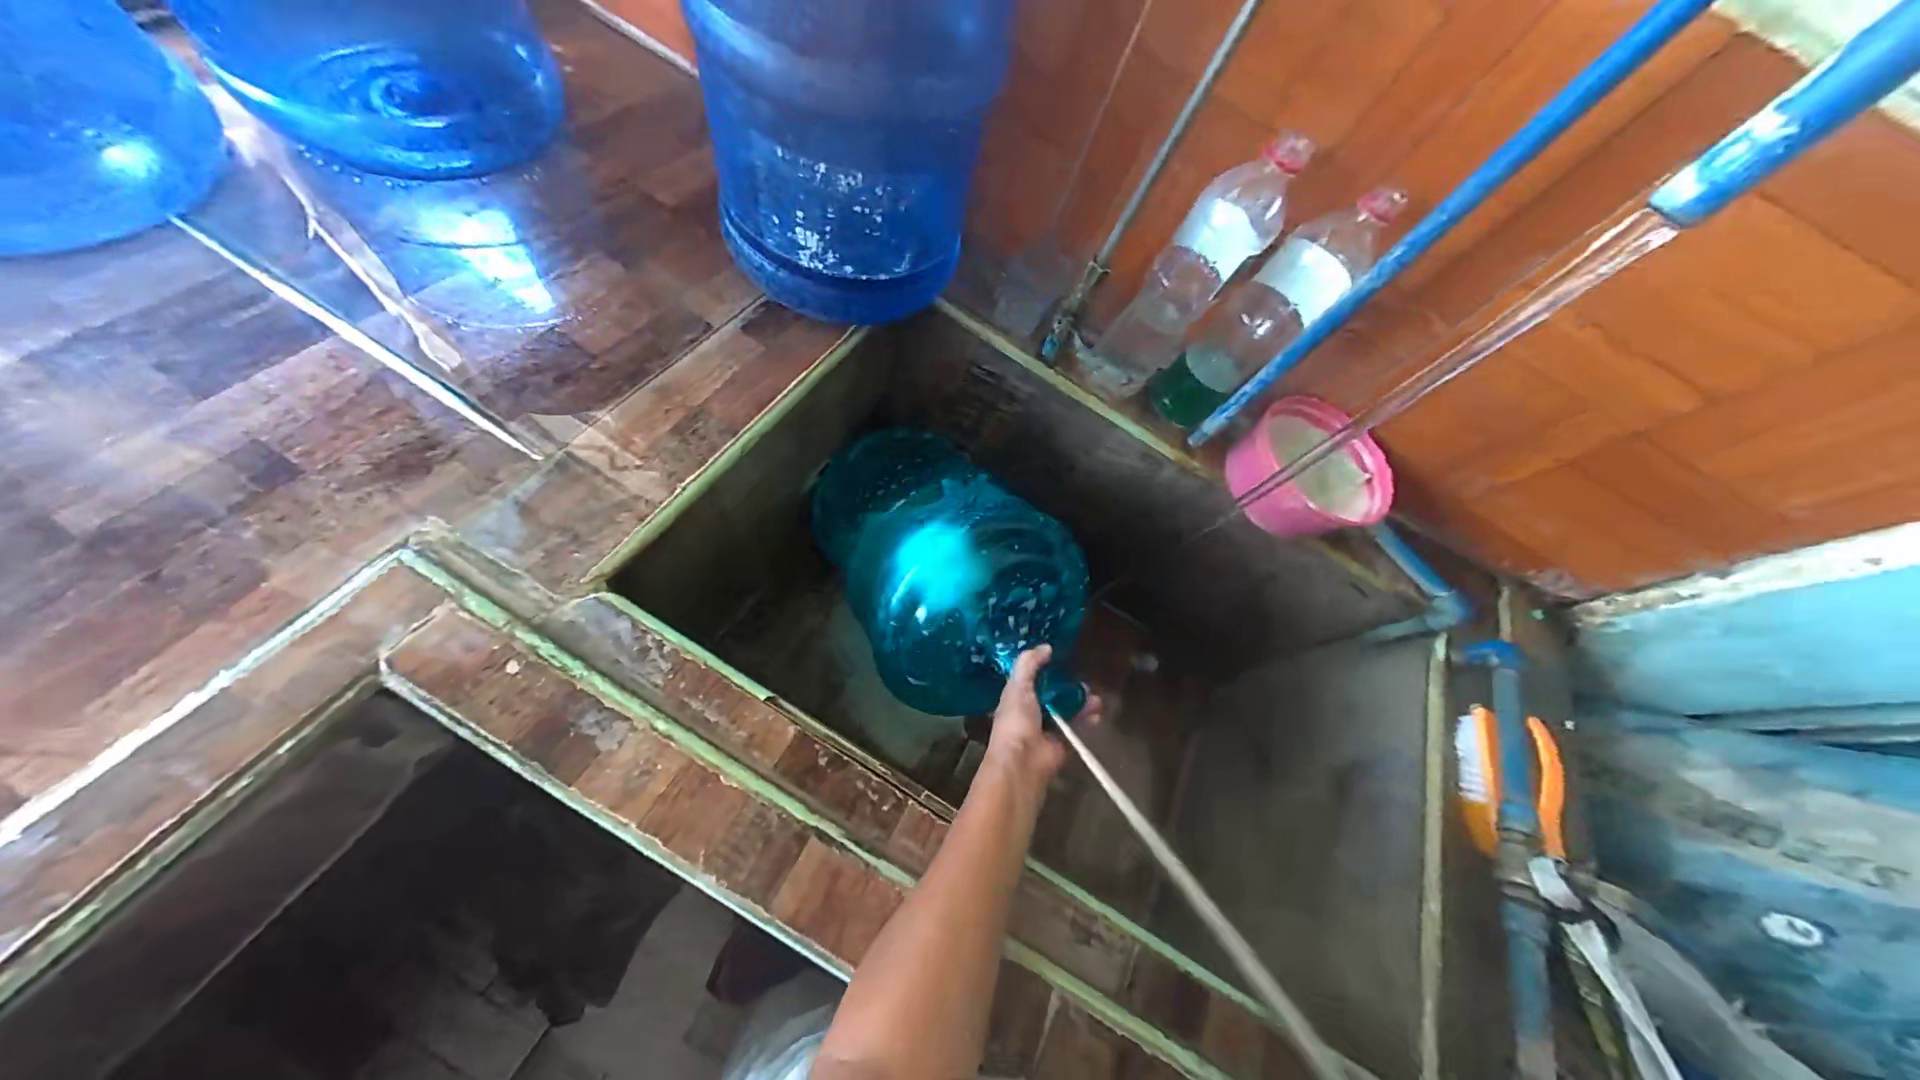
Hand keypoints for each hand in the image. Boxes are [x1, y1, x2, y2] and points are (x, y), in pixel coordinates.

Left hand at [983, 645, 1100, 792]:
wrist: (1023, 762)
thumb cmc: (1016, 721)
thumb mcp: (1018, 686)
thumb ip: (1029, 664)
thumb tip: (1046, 647)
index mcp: (1015, 699)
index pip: (1029, 680)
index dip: (1042, 670)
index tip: (1059, 658)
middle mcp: (1029, 714)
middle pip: (1051, 696)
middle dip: (1067, 687)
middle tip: (1082, 679)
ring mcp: (1046, 730)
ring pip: (1066, 711)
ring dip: (1081, 703)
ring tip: (1095, 696)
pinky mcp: (1061, 745)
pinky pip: (1076, 728)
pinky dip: (1087, 719)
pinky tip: (1097, 712)